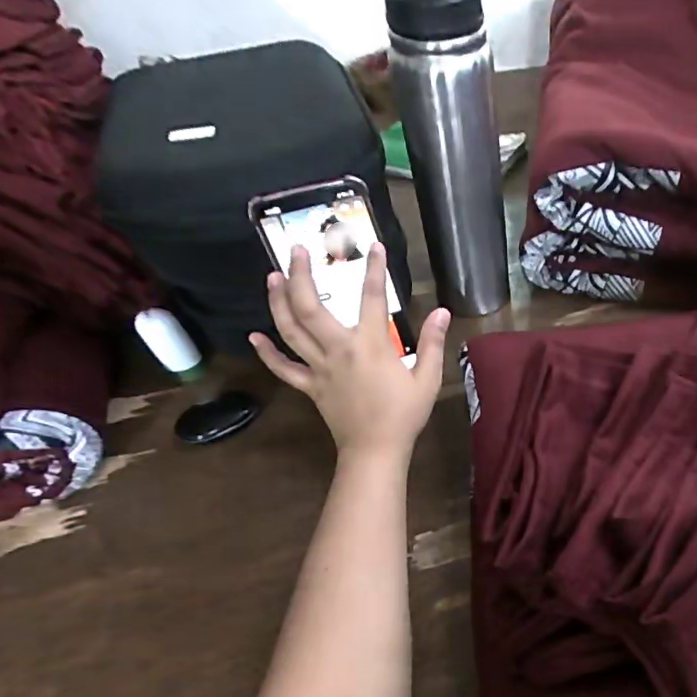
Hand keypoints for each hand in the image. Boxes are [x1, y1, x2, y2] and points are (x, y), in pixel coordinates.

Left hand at [249, 242, 451, 461]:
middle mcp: (339, 350)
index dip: (374, 270)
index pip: (372, 298)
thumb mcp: (427, 379)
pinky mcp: (310, 386)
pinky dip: (267, 353)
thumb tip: (442, 312)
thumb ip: (431, 343)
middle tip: (296, 251)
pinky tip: (254, 336)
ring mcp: (319, 368)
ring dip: (278, 302)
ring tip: (272, 278)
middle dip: (300, 275)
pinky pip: (283, 368)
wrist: (376, 450)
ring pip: (290, 330)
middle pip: (310, 307)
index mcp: (370, 346)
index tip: (374, 246)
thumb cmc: (404, 415)